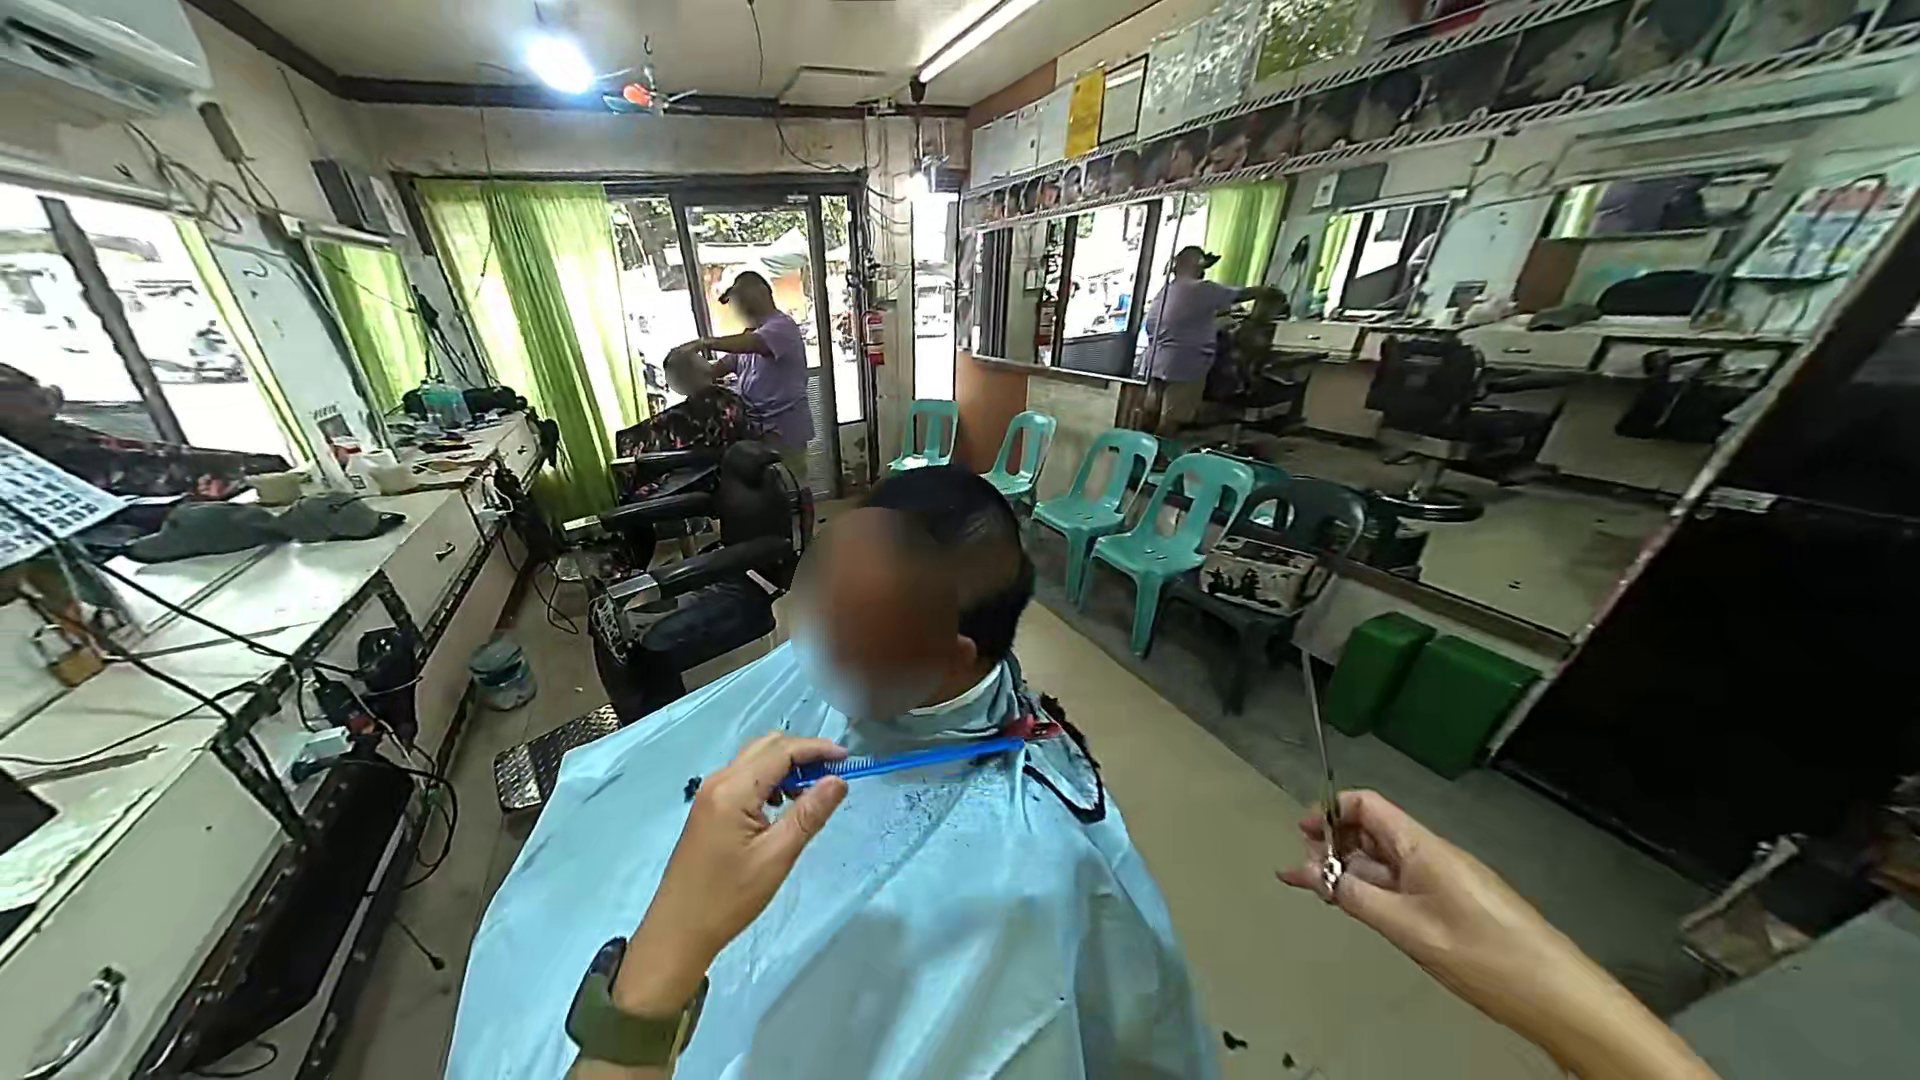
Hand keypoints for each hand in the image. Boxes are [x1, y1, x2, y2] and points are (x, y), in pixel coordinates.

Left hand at [612, 734, 848, 1013]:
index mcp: (734, 790)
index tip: (846, 759)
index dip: (817, 749)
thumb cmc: (729, 898)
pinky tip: (783, 803)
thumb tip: (839, 781)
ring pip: (757, 758)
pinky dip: (770, 777)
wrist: (677, 933)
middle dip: (804, 752)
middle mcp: (719, 780)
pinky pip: (746, 775)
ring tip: (812, 790)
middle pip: (768, 746)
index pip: (782, 750)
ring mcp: (711, 792)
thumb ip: (810, 813)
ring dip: (787, 764)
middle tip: (832, 774)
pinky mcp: (709, 805)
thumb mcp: (777, 856)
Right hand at [1280, 792, 1718, 1079]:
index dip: (1330, 811)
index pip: (1365, 803)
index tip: (1303, 835)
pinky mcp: (1452, 901)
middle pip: (1370, 828)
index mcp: (1421, 846)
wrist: (1568, 1003)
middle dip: (1332, 841)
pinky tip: (1354, 903)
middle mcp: (1430, 852)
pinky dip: (1370, 886)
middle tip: (1306, 869)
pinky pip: (1399, 881)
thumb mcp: (1408, 928)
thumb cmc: (1484, 956)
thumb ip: (1352, 895)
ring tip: (1319, 888)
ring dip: (1348, 866)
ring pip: (1382, 857)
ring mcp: (1442, 877)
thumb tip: (1302, 871)